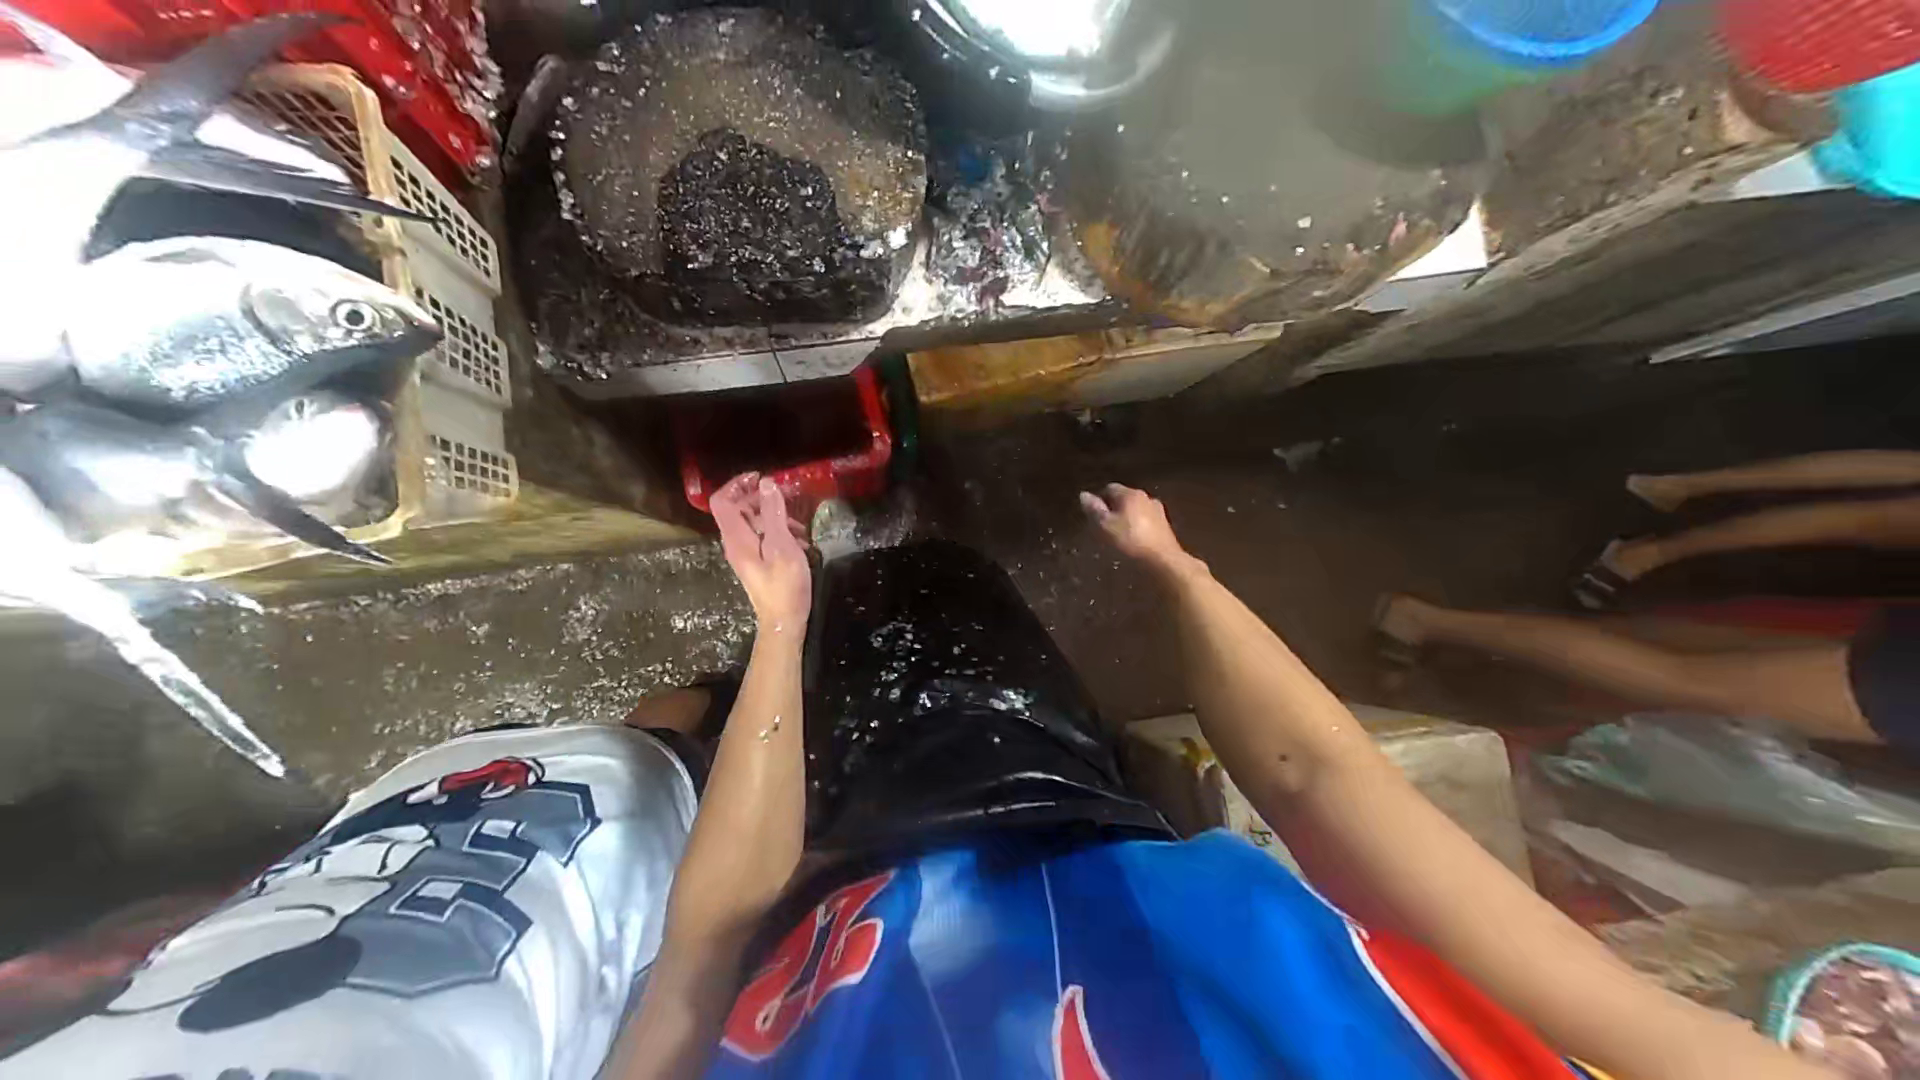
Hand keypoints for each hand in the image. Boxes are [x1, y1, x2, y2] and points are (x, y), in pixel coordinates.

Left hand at [713, 472, 811, 630]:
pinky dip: (778, 532)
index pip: (722, 500)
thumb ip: (773, 513)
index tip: (762, 478)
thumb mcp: (782, 545)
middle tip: (788, 498)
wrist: (784, 621)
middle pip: (738, 509)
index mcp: (736, 537)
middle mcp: (735, 543)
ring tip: (800, 525)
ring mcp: (746, 554)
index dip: (738, 484)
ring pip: (753, 523)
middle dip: (762, 499)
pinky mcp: (758, 563)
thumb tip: (766, 484)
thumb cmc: (784, 585)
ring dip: (774, 516)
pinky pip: (762, 537)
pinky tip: (799, 541)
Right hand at [1080, 484, 1191, 571]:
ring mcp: (1158, 511)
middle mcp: (1145, 497)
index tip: (1092, 514)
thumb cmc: (1130, 540)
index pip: (1109, 488)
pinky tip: (1133, 541)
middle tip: (1103, 525)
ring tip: (1117, 535)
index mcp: (1130, 494)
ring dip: (1126, 518)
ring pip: (1136, 510)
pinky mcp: (1165, 526)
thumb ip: (1094, 509)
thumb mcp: (1104, 526)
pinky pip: (1145, 521)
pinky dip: (1137, 527)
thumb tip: (1083, 495)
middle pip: (1124, 498)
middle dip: (1113, 509)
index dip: (1099, 499)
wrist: (1162, 560)